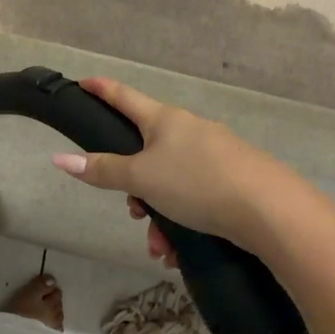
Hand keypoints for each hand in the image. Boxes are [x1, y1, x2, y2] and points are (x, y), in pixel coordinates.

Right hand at [49, 78, 310, 258]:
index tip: (83, 82)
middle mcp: (191, 131)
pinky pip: (196, 198)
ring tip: (160, 246)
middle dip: (134, 186)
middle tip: (133, 211)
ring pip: (171, 182)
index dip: (101, 90)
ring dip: (159, 214)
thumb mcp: (141, 178)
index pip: (124, 97)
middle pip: (147, 151)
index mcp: (165, 120)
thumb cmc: (198, 184)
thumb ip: (101, 170)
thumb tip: (60, 159)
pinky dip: (183, 222)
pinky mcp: (237, 181)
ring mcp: (217, 155)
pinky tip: (180, 250)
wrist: (274, 213)